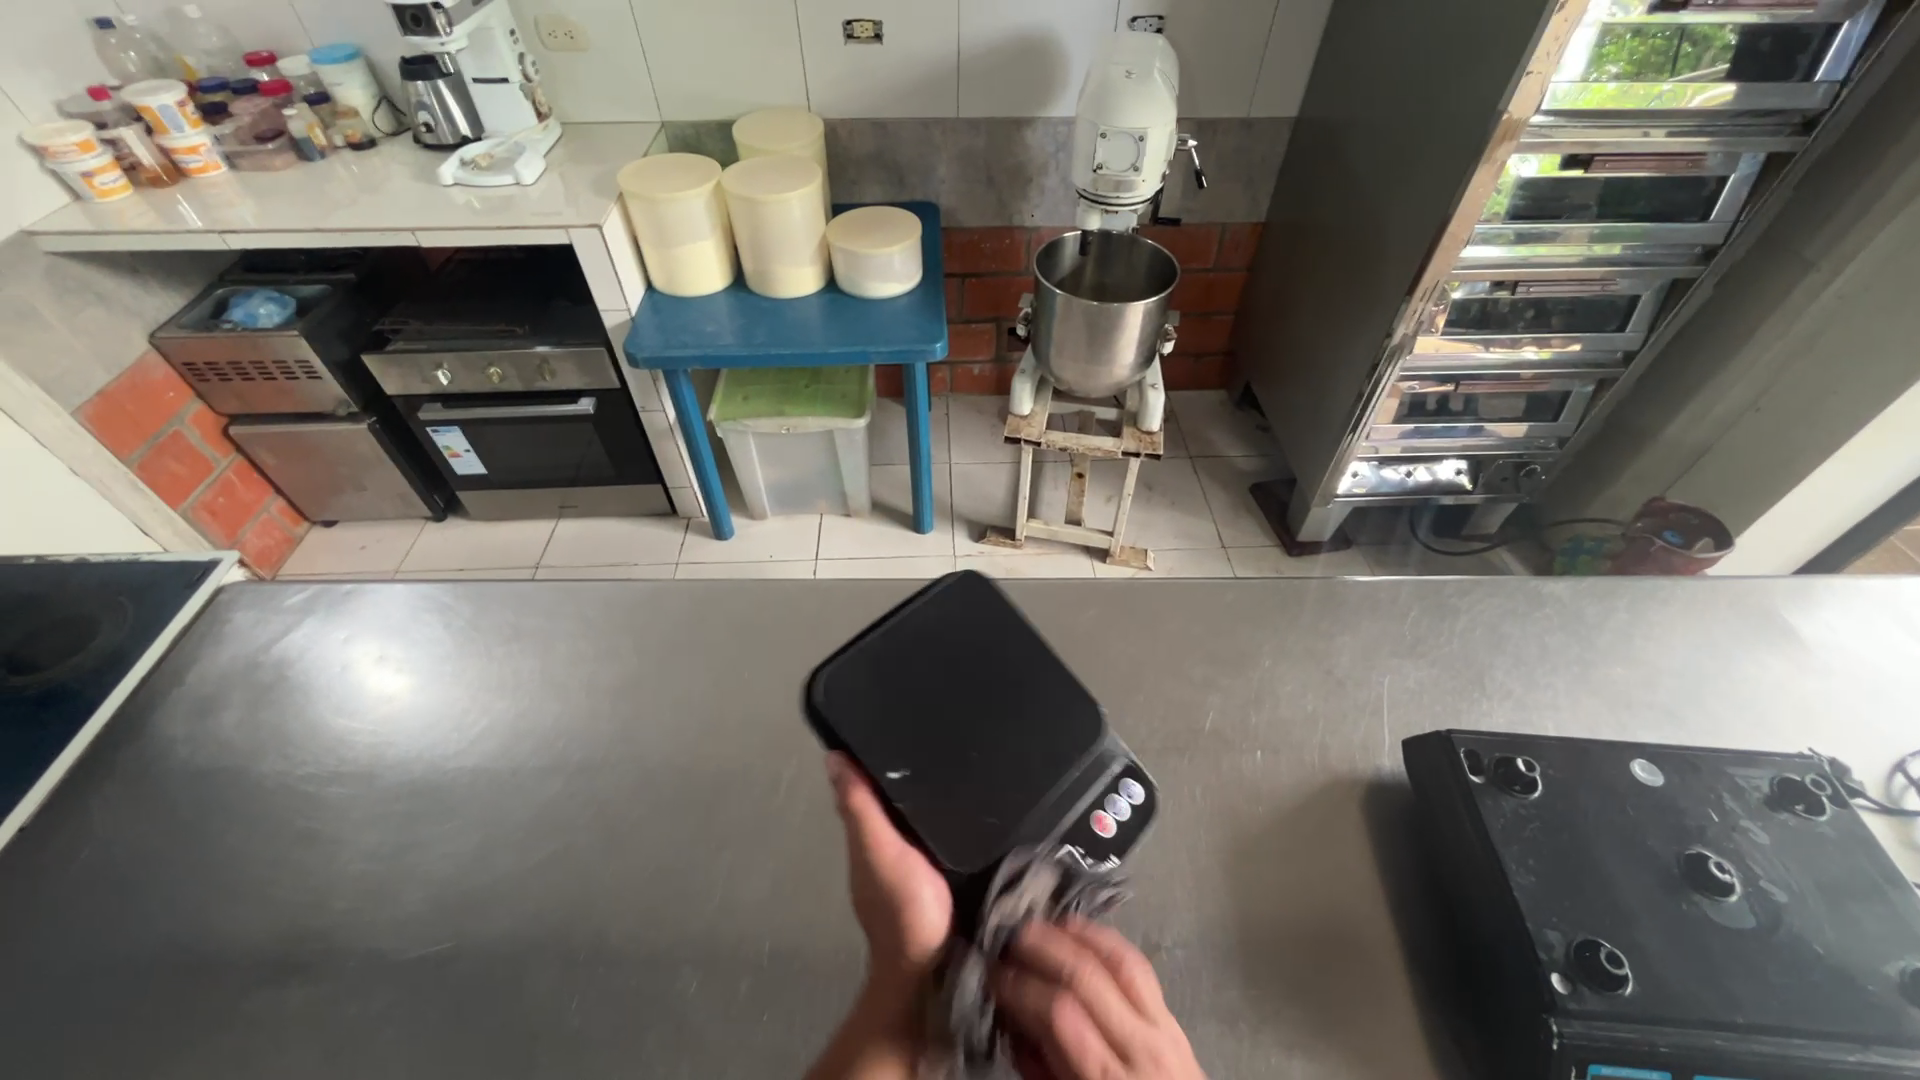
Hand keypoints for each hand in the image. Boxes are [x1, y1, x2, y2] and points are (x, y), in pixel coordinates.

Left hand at [826, 752, 953, 990]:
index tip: (876, 725)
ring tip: (930, 762)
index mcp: (862, 836)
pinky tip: (940, 807)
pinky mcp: (918, 874)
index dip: (858, 758)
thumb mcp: (882, 850)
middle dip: (885, 772)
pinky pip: (914, 834)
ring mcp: (894, 865)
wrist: (926, 964)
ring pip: (894, 818)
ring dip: (904, 794)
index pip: (853, 787)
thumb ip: (860, 807)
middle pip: (874, 801)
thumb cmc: (904, 905)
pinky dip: (920, 816)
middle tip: (913, 738)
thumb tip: (831, 758)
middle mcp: (873, 847)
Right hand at [993, 918, 1204, 1079]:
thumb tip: (1010, 1016)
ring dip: (1074, 935)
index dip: (1021, 987)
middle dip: (1043, 949)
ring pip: (1117, 962)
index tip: (992, 974)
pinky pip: (1138, 965)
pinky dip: (1105, 939)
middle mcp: (1137, 1048)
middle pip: (1087, 979)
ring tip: (1040, 925)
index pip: (1059, 1015)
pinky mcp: (1172, 1015)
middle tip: (1009, 938)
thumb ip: (1040, 1066)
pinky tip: (1078, 928)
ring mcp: (1162, 1027)